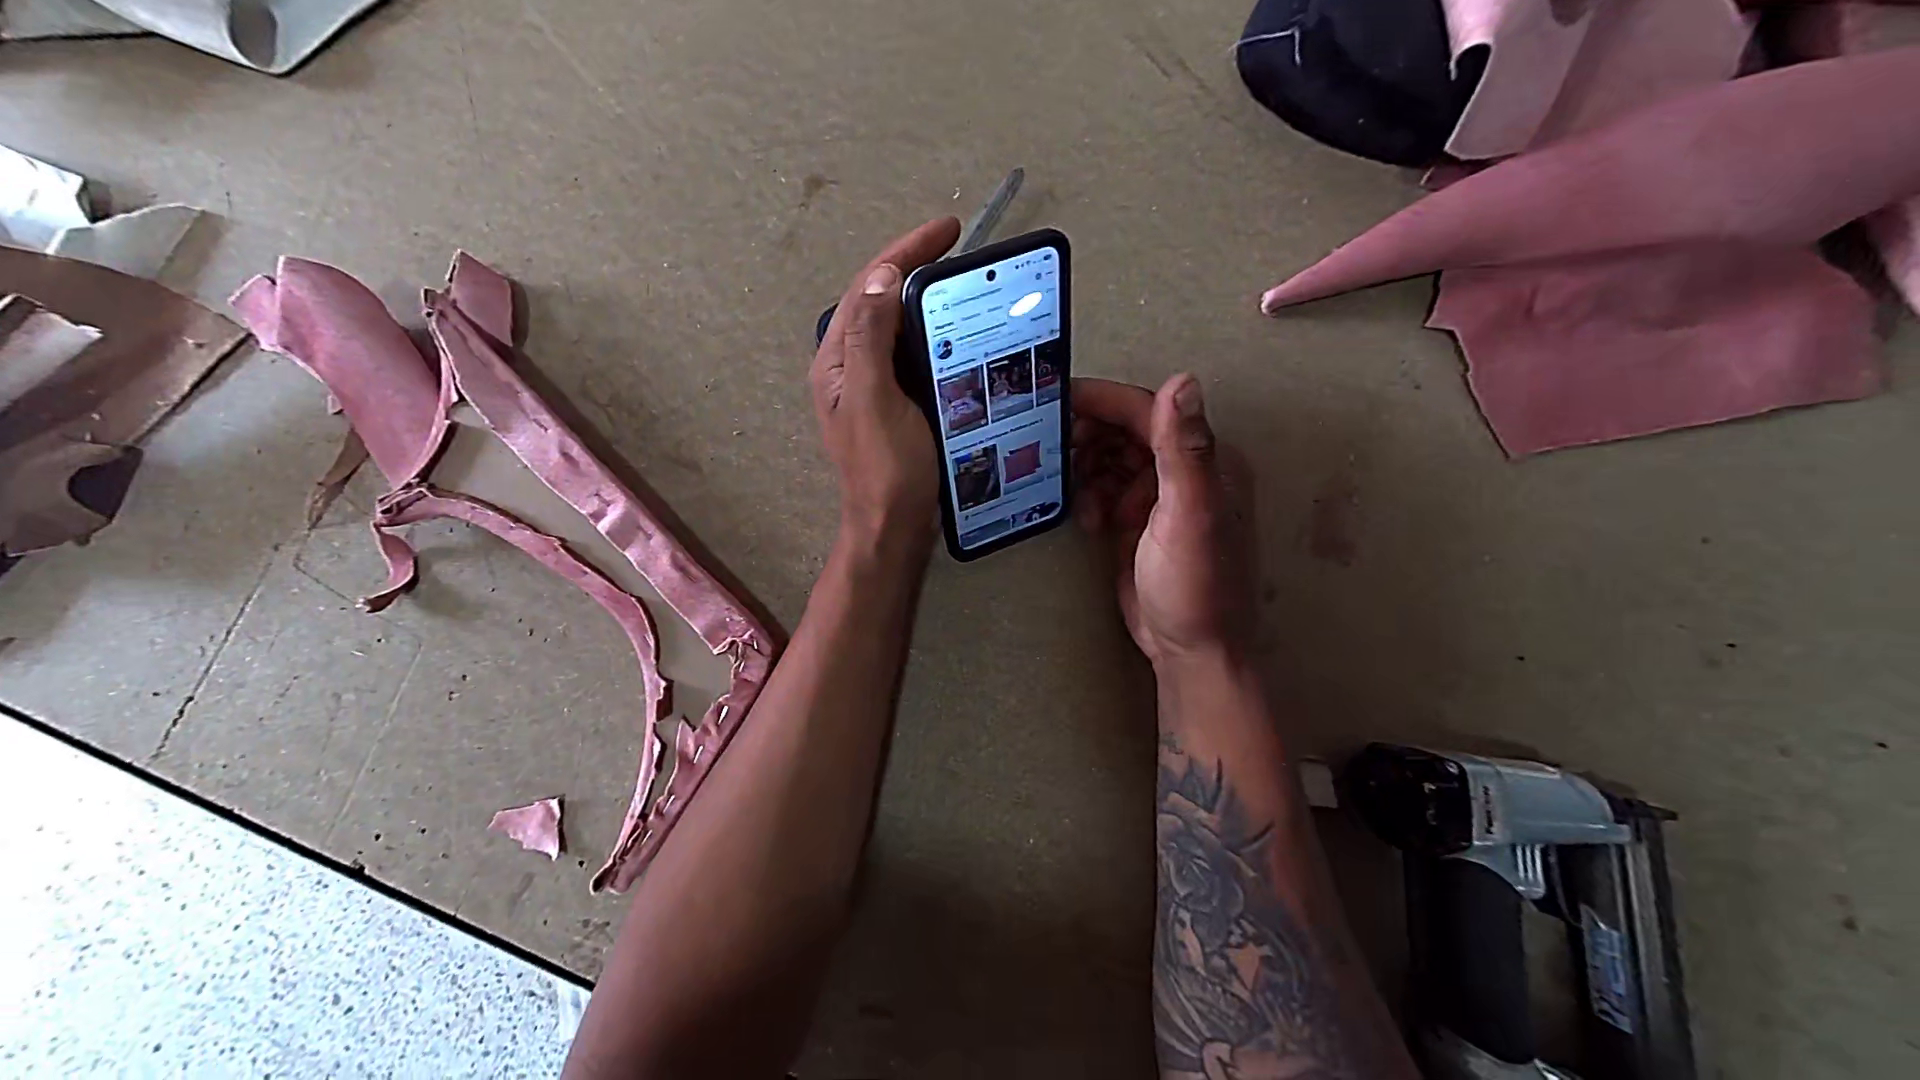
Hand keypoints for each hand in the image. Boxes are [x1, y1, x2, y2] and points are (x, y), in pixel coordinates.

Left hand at [810, 217, 961, 551]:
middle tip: (960, 251)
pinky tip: (962, 334)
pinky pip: (916, 356)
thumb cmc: (886, 469)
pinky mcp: (899, 404)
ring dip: (929, 301)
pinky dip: (938, 337)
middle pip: (882, 301)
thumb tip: (883, 276)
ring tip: (966, 283)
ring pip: (900, 328)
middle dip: (917, 268)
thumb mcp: (875, 399)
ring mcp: (875, 386)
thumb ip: (872, 337)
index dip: (905, 252)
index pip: (868, 288)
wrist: (895, 526)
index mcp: (838, 360)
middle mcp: (852, 367)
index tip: (948, 228)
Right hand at [1072, 375, 1252, 670]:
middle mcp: (1184, 472)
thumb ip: (1183, 450)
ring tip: (1070, 487)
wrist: (1191, 649)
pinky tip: (1087, 517)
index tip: (1059, 398)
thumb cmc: (1196, 586)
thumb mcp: (1188, 515)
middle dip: (1089, 435)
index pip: (1147, 412)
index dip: (1102, 401)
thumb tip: (1183, 378)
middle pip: (1126, 431)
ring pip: (1112, 459)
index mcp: (1205, 461)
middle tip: (1055, 446)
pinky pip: (1106, 490)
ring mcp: (1159, 498)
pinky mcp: (1139, 522)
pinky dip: (1090, 495)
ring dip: (1086, 467)